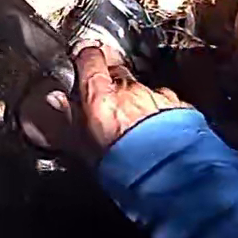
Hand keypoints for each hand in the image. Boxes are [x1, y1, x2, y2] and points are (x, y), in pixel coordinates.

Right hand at [20, 42, 187, 161]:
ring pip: (142, 88)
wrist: (172, 181)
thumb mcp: (83, 144)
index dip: (86, 55)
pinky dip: (159, 110)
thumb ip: (68, 117)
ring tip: (133, 122)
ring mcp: (156, 96)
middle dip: (110, 80)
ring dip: (135, 98)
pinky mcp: (181, 108)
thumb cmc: (124, 166)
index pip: (90, 58)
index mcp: (99, 94)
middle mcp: (128, 89)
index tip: (82, 56)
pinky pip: (165, 102)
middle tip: (105, 97)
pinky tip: (156, 129)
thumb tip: (55, 100)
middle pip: (117, 72)